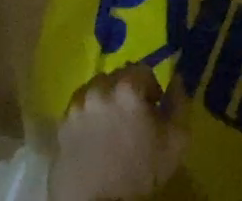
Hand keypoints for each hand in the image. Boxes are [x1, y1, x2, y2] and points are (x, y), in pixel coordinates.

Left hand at [48, 65, 188, 200]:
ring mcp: (77, 104)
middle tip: (132, 117)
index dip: (151, 89)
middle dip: (127, 91)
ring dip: (105, 99)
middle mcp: (98, 88)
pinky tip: (94, 136)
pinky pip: (78, 107)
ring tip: (111, 125)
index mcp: (127, 88)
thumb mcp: (176, 141)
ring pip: (95, 89)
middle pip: (117, 76)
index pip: (143, 70)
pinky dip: (87, 113)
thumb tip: (178, 77)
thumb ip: (180, 103)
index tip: (153, 109)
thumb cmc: (141, 172)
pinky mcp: (61, 121)